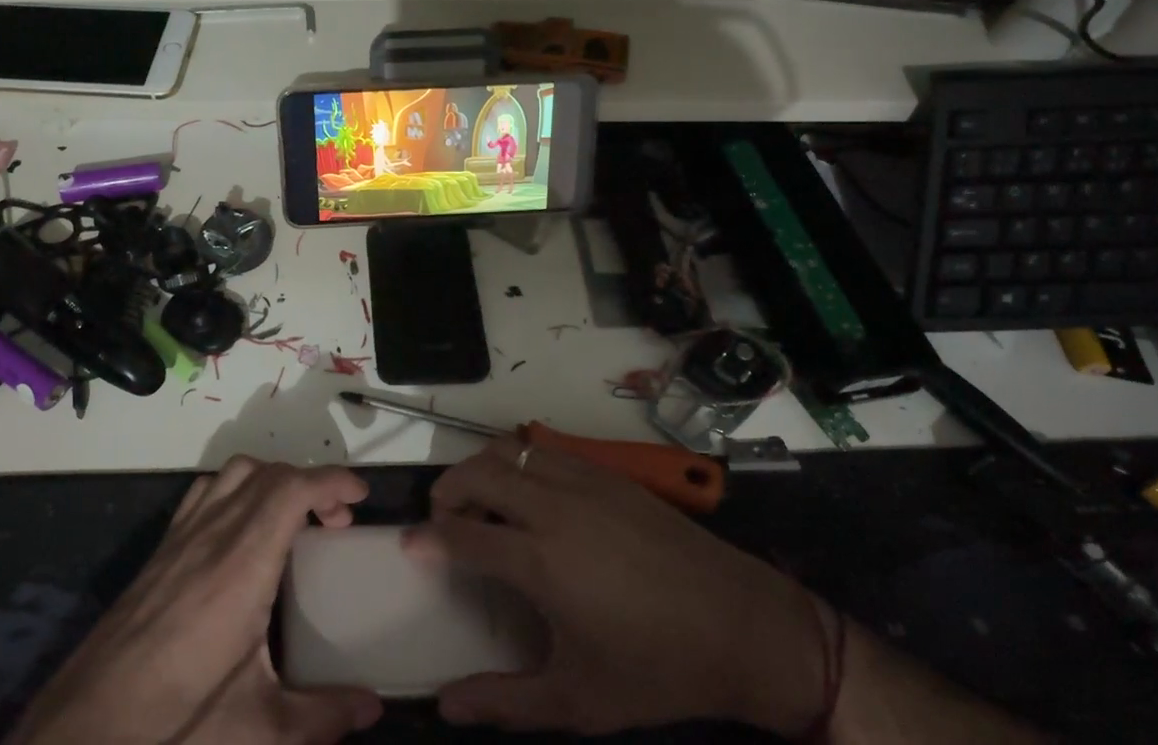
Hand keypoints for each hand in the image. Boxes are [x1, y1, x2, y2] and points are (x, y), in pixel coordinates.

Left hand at [7, 457, 383, 744]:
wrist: (86, 722)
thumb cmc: (175, 717)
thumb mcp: (257, 728)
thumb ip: (320, 715)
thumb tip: (372, 707)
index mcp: (241, 567)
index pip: (290, 490)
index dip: (331, 481)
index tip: (360, 497)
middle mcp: (211, 536)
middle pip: (268, 473)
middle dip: (311, 482)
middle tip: (336, 523)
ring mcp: (181, 537)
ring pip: (233, 473)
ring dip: (272, 479)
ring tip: (294, 518)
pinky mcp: (160, 549)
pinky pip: (204, 492)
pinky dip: (236, 489)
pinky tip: (242, 530)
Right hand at [405, 438, 829, 735]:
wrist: (748, 628)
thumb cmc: (659, 669)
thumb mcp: (579, 700)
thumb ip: (505, 702)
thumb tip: (444, 706)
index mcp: (540, 561)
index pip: (461, 534)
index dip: (426, 538)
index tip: (409, 546)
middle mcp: (554, 508)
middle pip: (477, 474)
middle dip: (447, 492)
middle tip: (443, 523)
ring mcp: (586, 483)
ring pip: (511, 450)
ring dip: (482, 470)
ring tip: (482, 505)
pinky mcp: (612, 476)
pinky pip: (547, 451)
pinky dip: (521, 463)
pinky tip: (532, 500)